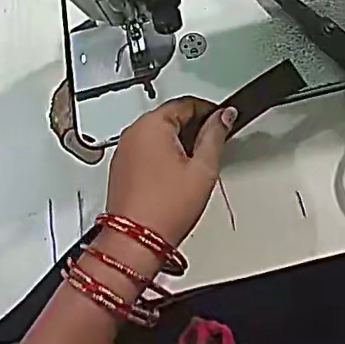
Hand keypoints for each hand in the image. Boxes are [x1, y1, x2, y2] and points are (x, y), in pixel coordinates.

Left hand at [103, 98, 234, 258]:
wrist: (136, 240)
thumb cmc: (164, 209)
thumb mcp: (203, 168)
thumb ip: (215, 136)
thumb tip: (223, 116)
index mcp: (152, 125)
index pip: (186, 103)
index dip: (209, 111)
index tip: (223, 120)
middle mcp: (133, 132)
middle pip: (170, 117)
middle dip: (193, 128)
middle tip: (212, 148)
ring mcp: (124, 149)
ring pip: (157, 134)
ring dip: (177, 143)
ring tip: (194, 168)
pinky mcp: (121, 166)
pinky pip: (145, 150)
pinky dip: (162, 156)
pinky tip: (175, 177)